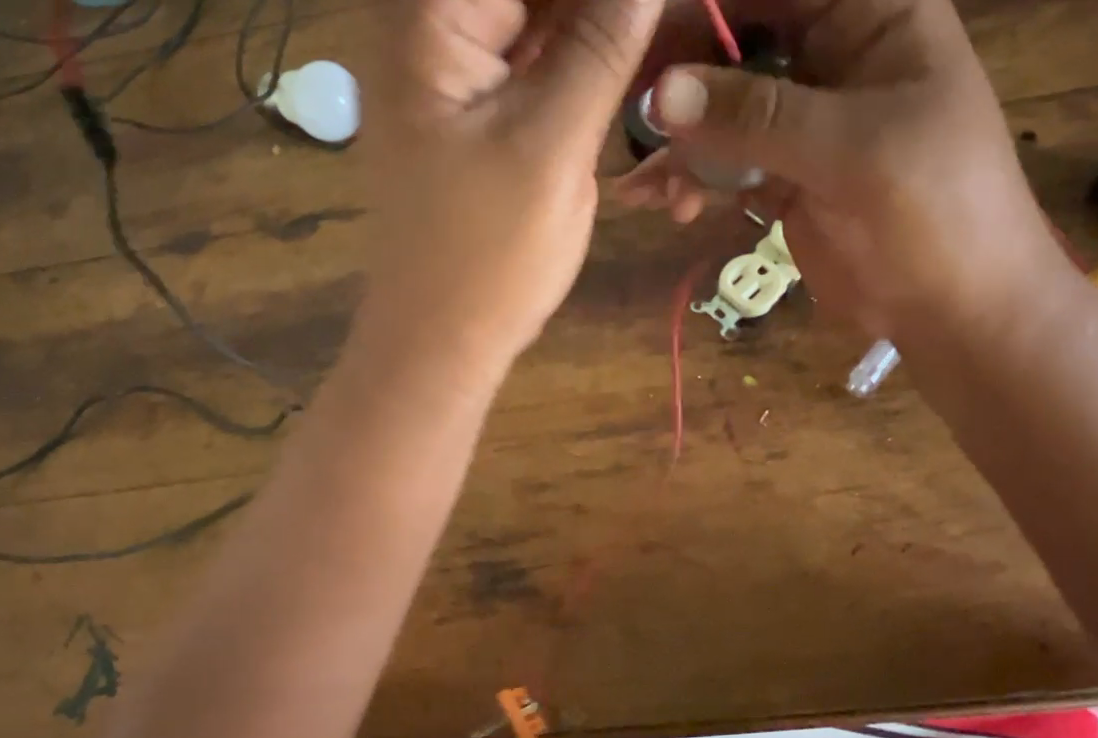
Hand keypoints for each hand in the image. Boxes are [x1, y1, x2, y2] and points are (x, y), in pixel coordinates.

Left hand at [358, 0, 668, 362]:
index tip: (660, 8)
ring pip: (538, 19)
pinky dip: (579, 61)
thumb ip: (604, 43)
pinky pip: (534, 59)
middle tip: (666, 27)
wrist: (439, 345)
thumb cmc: (487, 256)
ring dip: (598, 30)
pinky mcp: (475, 112)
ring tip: (660, 42)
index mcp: (432, 19)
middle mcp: (431, 29)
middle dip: (603, 11)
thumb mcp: (552, 144)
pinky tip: (630, 64)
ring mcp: (452, 73)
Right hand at [613, 0, 1063, 342]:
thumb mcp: (852, 151)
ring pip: (718, 105)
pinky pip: (722, 161)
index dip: (702, 7)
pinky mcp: (782, 173)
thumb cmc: (936, 210)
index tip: (640, 44)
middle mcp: (830, 53)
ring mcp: (802, 118)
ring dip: (678, 141)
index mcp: (868, 14)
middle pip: (731, 38)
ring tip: (650, 188)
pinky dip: (691, 179)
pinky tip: (665, 204)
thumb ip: (757, 117)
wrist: (958, 308)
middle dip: (677, 78)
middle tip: (628, 119)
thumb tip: (660, 95)